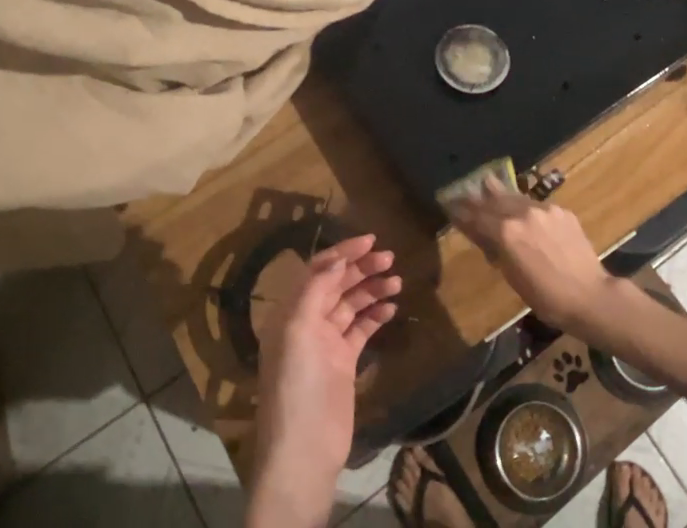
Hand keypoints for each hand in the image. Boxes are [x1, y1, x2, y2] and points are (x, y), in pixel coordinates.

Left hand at [249, 235, 399, 527]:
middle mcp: (306, 322)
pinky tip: (391, 307)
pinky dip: (375, 315)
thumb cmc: (297, 386)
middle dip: (361, 268)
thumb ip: (316, 292)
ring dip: (372, 289)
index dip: (342, 253)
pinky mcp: (343, 362)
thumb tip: (337, 260)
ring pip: (351, 304)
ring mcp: (326, 343)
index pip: (317, 271)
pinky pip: (360, 329)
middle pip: (336, 284)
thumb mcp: (298, 332)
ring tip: (397, 280)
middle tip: (390, 257)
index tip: (370, 239)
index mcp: (290, 312)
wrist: (304, 448)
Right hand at [449, 178, 622, 331]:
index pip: (477, 217)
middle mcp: (523, 213)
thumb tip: (485, 237)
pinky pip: (537, 205)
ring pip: (516, 197)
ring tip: (487, 181)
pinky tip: (522, 207)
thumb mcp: (512, 276)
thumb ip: (496, 250)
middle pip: (494, 201)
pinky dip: (525, 206)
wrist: (588, 295)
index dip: (461, 211)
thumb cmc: (545, 296)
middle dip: (478, 198)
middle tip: (463, 192)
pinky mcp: (562, 211)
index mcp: (506, 232)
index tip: (449, 204)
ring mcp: (545, 209)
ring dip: (500, 192)